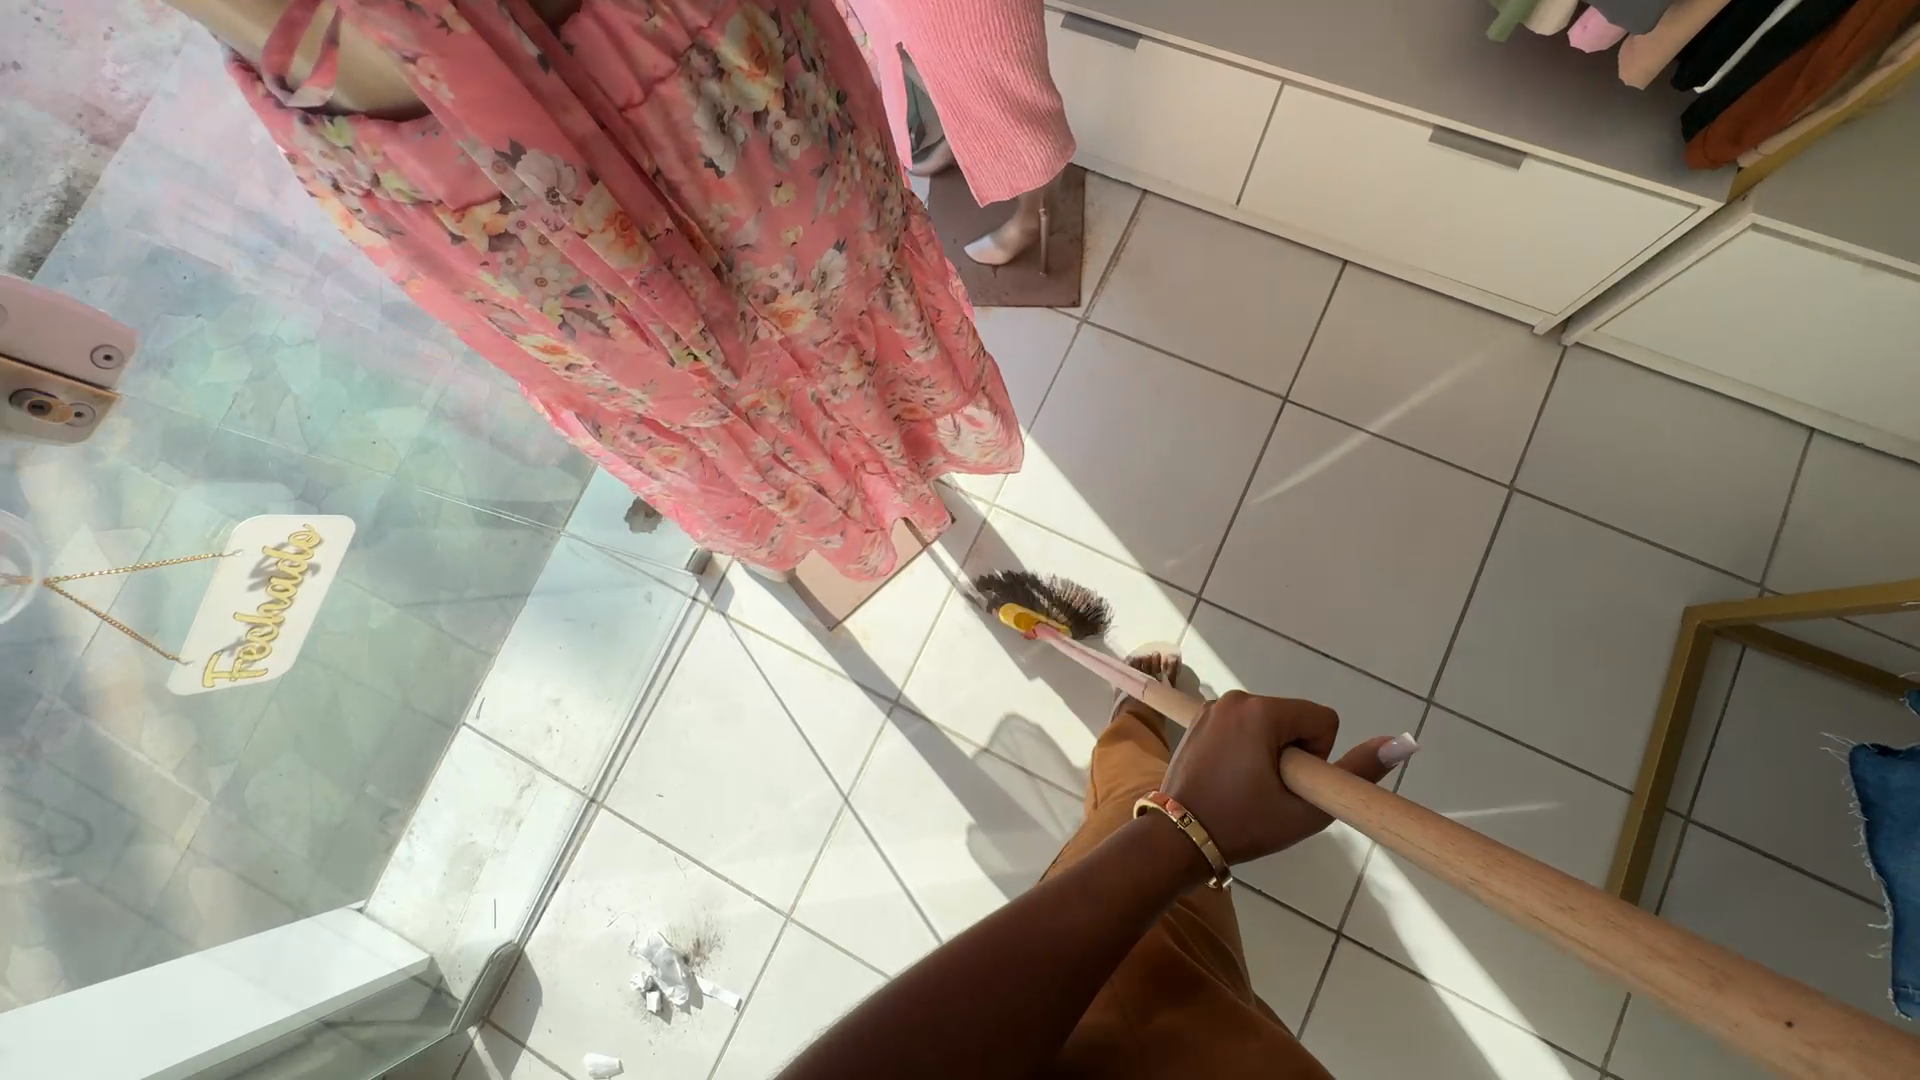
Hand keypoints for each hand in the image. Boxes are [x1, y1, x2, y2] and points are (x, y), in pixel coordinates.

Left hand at [1160, 691, 1398, 864]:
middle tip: (1267, 789)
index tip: (1291, 783)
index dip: (1317, 756)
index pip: (1321, 719)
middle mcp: (1235, 698)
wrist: (1180, 835)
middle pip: (1293, 720)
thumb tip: (1406, 741)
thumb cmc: (1245, 824)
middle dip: (1292, 753)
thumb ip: (1358, 773)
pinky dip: (1245, 748)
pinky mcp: (1198, 720)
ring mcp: (1212, 707)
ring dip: (1269, 751)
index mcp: (1260, 711)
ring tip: (1246, 786)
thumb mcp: (1308, 807)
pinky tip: (1229, 777)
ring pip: (1268, 724)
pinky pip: (1242, 726)